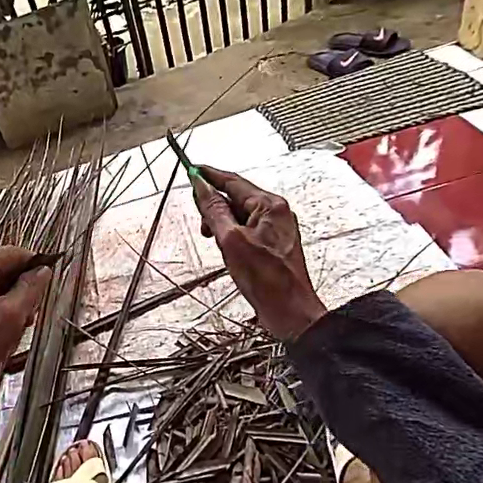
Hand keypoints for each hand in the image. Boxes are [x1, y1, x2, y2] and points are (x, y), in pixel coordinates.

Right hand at [192, 167, 326, 340]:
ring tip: (216, 242)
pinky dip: (232, 235)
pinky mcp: (273, 243)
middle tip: (201, 220)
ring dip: (222, 224)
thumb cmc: (269, 281)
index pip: (233, 181)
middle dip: (214, 207)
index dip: (209, 176)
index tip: (192, 170)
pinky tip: (227, 250)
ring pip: (240, 215)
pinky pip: (246, 229)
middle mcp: (276, 213)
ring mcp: (276, 228)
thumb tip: (201, 187)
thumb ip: (214, 210)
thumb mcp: (231, 241)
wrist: (290, 312)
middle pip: (236, 197)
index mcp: (270, 206)